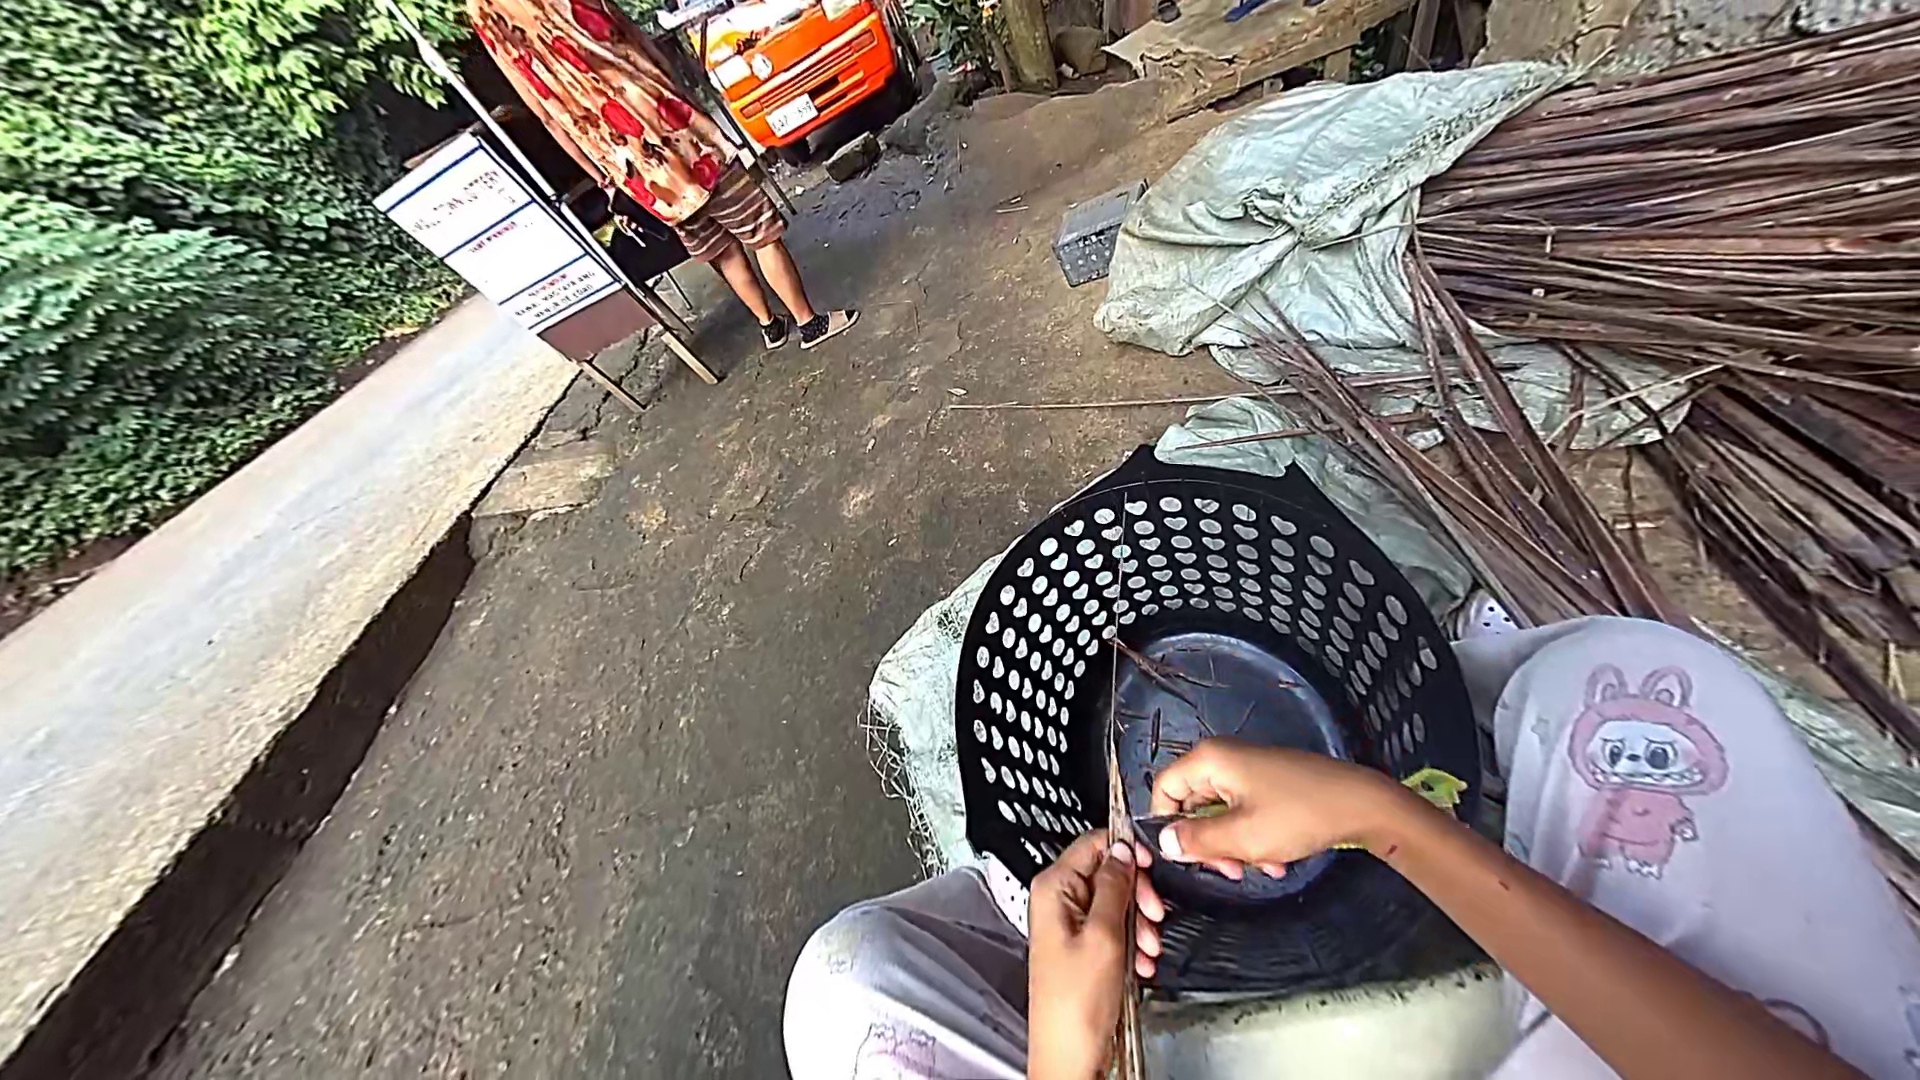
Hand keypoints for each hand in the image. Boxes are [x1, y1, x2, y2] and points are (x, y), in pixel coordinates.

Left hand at [1026, 831, 1165, 1079]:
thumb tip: (1123, 851)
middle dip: (1136, 893)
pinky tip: (1142, 963)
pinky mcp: (1079, 947)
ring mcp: (1067, 923)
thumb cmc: (1075, 1005)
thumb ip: (1115, 887)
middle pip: (1106, 872)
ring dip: (1138, 921)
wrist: (1068, 1060)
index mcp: (1053, 886)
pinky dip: (1131, 942)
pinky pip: (1111, 928)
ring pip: (1113, 902)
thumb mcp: (1104, 936)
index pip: (1092, 844)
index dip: (1125, 850)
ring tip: (1149, 947)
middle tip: (1154, 914)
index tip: (1151, 863)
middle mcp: (1056, 899)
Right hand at [1150, 738, 1412, 879]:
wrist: (1362, 803)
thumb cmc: (1298, 815)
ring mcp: (1244, 767)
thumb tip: (1163, 843)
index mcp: (1208, 760)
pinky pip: (1240, 807)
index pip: (1165, 788)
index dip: (1166, 822)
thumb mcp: (1244, 837)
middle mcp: (1220, 757)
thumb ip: (1198, 841)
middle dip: (1207, 839)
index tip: (1185, 855)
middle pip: (1191, 801)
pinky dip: (1249, 833)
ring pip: (1218, 809)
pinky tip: (1274, 858)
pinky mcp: (1264, 779)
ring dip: (1231, 842)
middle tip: (1228, 869)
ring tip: (1258, 867)